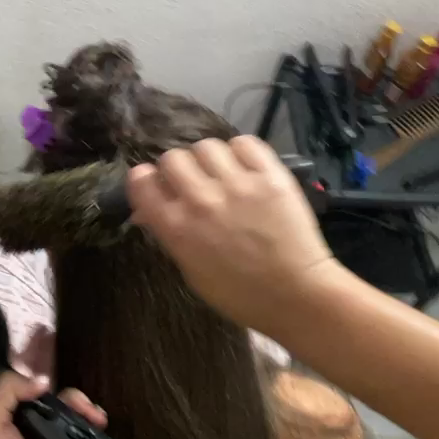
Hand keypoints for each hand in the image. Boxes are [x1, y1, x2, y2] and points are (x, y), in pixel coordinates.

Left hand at [0, 371, 107, 438]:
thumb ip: (5, 392)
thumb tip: (43, 381)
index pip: (15, 385)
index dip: (29, 375)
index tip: (43, 378)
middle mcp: (24, 425)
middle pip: (46, 394)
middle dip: (62, 392)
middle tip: (75, 401)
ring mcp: (50, 438)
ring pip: (68, 407)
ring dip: (82, 404)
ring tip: (91, 412)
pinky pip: (84, 427)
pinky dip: (94, 418)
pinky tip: (98, 420)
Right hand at [126, 136, 349, 335]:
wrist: (296, 295)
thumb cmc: (238, 293)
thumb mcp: (190, 271)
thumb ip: (168, 234)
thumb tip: (147, 210)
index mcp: (177, 228)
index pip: (141, 180)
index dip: (146, 179)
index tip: (157, 184)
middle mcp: (202, 200)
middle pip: (173, 158)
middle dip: (178, 169)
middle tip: (193, 182)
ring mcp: (237, 185)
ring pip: (207, 146)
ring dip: (209, 159)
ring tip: (222, 174)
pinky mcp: (270, 176)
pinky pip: (245, 143)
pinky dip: (240, 152)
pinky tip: (245, 167)